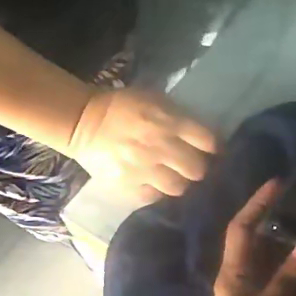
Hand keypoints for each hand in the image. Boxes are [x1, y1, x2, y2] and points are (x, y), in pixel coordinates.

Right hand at [66, 89, 217, 202]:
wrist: (82, 121)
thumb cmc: (122, 107)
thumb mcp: (153, 99)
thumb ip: (178, 116)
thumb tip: (202, 137)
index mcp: (167, 122)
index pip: (207, 141)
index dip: (212, 147)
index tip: (211, 150)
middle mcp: (159, 147)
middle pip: (197, 169)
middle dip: (197, 167)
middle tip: (190, 166)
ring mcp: (143, 169)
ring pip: (178, 187)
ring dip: (179, 182)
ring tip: (172, 177)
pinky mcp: (127, 185)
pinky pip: (153, 196)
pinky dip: (156, 192)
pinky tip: (153, 184)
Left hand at [194, 180, 295, 295]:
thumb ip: (285, 279)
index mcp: (231, 275)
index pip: (241, 229)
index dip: (256, 205)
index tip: (276, 183)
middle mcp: (238, 280)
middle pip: (253, 241)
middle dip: (271, 220)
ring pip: (266, 261)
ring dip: (283, 244)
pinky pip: (276, 281)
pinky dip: (290, 270)